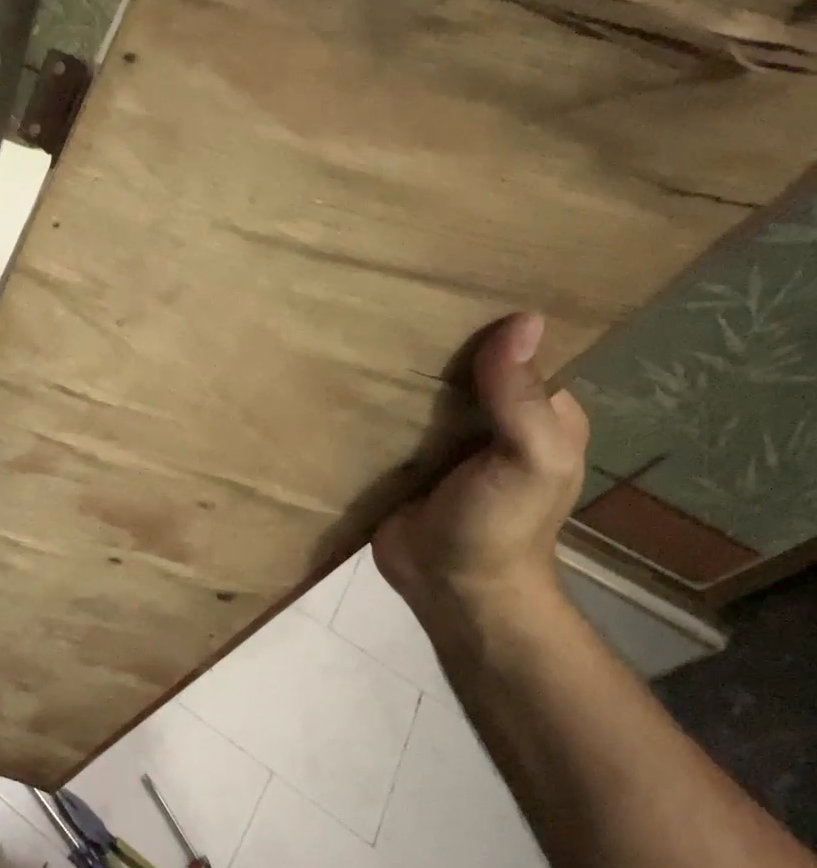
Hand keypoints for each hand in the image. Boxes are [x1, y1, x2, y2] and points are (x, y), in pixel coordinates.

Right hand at [373, 312, 589, 632]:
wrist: (448, 587)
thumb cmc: (502, 526)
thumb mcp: (530, 460)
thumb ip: (522, 398)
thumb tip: (522, 319)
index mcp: (537, 411)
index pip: (518, 349)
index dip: (492, 316)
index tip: (451, 280)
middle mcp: (487, 418)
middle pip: (458, 365)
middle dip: (427, 337)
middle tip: (382, 294)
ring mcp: (437, 440)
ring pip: (414, 391)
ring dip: (387, 368)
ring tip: (344, 323)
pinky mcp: (395, 460)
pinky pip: (380, 421)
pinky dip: (361, 404)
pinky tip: (330, 375)